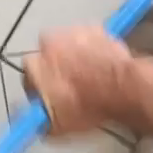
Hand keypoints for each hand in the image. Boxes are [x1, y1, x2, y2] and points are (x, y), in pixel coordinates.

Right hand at [23, 27, 152, 135]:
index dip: (39, 86)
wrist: (122, 86)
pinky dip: (91, 46)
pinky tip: (101, 61)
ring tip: (88, 71)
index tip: (49, 96)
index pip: (29, 75)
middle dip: (54, 64)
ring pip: (66, 42)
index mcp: (34, 65)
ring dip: (72, 53)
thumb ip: (41, 121)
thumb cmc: (88, 106)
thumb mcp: (60, 126)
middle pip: (46, 54)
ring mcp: (71, 31)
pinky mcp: (93, 27)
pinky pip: (87, 37)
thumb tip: (36, 121)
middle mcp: (48, 43)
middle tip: (69, 82)